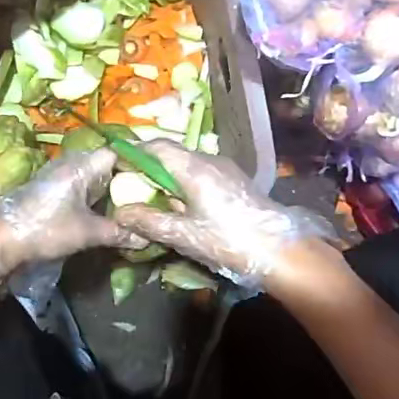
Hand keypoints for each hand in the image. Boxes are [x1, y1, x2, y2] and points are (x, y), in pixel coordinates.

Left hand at [0, 148, 143, 271]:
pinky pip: (80, 185)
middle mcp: (69, 165)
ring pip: (92, 176)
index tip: (154, 179)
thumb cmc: (46, 230)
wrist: (2, 241)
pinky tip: (103, 212)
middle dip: (125, 180)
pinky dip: (93, 195)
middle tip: (146, 195)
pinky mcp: (51, 189)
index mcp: (80, 167)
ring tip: (129, 205)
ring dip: (108, 189)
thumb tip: (146, 239)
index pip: (116, 153)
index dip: (136, 163)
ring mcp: (58, 175)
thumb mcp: (87, 234)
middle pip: (105, 165)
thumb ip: (119, 233)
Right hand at [110, 142, 333, 284]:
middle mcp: (210, 161)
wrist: (283, 252)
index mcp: (195, 168)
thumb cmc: (230, 242)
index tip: (116, 166)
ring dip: (167, 178)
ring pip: (187, 164)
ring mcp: (226, 170)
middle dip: (148, 167)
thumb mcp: (184, 236)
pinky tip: (181, 207)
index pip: (157, 146)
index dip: (134, 152)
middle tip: (129, 187)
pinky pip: (201, 174)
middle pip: (172, 154)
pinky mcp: (235, 182)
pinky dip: (184, 184)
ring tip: (152, 201)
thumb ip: (149, 222)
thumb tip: (120, 212)